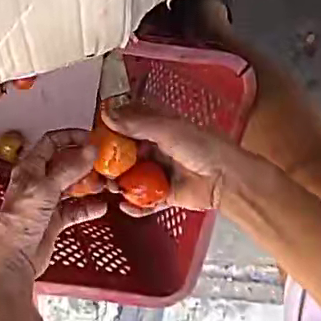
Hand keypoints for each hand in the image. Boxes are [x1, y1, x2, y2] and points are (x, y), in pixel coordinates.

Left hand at [0, 130, 111, 281]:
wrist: (14, 259)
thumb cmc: (18, 223)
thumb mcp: (46, 189)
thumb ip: (69, 168)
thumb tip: (88, 149)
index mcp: (29, 169)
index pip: (50, 143)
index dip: (70, 137)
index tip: (91, 138)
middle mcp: (37, 183)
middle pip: (64, 164)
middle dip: (84, 162)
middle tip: (102, 162)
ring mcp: (46, 202)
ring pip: (72, 186)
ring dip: (88, 185)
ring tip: (104, 184)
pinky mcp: (54, 221)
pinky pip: (75, 209)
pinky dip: (87, 208)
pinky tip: (99, 207)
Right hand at [101, 103, 246, 217]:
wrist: (228, 179)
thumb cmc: (203, 147)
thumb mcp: (167, 130)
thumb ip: (136, 123)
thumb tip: (107, 114)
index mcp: (157, 127)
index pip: (125, 126)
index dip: (108, 132)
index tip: (92, 139)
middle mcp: (155, 149)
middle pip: (124, 155)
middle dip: (109, 163)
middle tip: (96, 168)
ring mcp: (159, 172)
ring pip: (131, 179)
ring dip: (118, 184)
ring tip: (109, 188)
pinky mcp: (165, 195)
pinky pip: (144, 201)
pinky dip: (134, 205)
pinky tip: (125, 206)